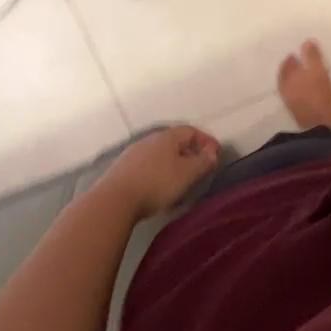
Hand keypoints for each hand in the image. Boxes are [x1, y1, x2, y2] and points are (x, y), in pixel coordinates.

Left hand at [97, 126, 220, 217]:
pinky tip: (160, 187)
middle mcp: (149, 140)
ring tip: (181, 179)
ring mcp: (133, 153)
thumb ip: (202, 162)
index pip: (190, 131)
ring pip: (160, 154)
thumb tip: (212, 153)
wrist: (115, 200)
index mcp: (166, 137)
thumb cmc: (157, 184)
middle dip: (190, 152)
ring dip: (174, 163)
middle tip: (200, 167)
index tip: (215, 154)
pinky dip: (159, 171)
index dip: (206, 140)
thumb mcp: (187, 174)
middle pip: (174, 141)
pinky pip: (148, 165)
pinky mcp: (123, 168)